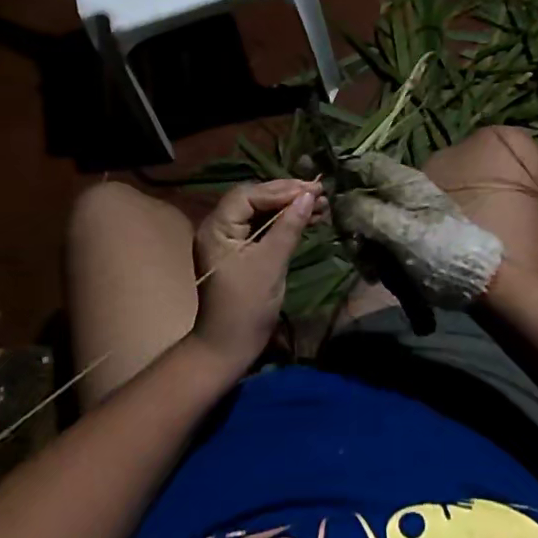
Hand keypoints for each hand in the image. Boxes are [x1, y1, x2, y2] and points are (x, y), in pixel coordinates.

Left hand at [190, 179, 322, 367]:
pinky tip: (307, 219)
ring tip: (320, 205)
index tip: (311, 190)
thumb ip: (289, 227)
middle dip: (287, 196)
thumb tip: (308, 196)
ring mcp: (229, 240)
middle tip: (318, 193)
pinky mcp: (240, 252)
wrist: (229, 347)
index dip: (281, 190)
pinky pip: (262, 228)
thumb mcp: (271, 264)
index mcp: (217, 228)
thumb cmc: (246, 306)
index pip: (248, 195)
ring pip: (261, 213)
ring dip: (288, 208)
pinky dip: (283, 223)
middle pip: (254, 200)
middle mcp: (218, 227)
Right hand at [333, 152, 501, 308]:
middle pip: (359, 194)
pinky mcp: (408, 236)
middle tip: (352, 246)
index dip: (339, 171)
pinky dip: (372, 253)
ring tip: (368, 267)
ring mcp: (405, 215)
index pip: (362, 162)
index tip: (321, 191)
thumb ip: (363, 211)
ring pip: (366, 219)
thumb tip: (337, 199)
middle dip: (348, 220)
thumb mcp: (397, 230)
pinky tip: (376, 273)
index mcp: (401, 181)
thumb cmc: (438, 251)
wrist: (475, 280)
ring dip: (359, 242)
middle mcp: (402, 192)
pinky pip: (378, 238)